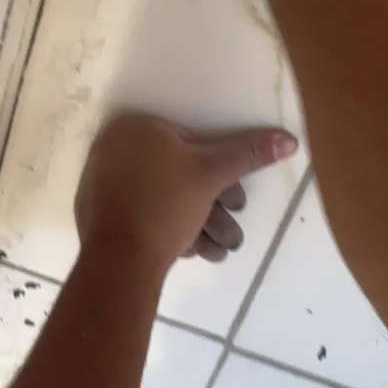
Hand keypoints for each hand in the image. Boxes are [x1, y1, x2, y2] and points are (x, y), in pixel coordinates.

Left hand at [74, 113, 297, 277]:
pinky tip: (188, 249)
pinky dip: (166, 228)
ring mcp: (102, 183)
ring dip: (196, 223)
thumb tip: (288, 139)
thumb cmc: (165, 204)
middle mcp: (113, 149)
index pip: (188, 143)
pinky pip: (142, 214)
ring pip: (162, 198)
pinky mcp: (99, 214)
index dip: (217, 174)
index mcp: (134, 128)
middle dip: (209, 205)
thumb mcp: (212, 174)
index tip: (231, 200)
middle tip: (228, 228)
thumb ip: (248, 154)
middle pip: (176, 173)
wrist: (120, 259)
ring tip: (215, 248)